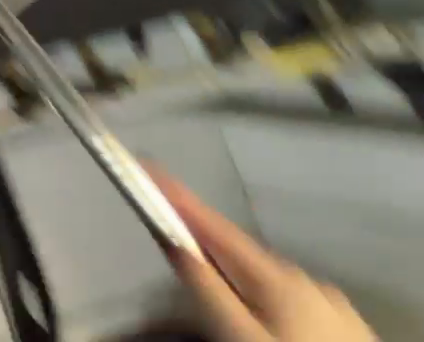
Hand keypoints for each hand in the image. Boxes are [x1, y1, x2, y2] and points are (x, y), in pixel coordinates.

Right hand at [154, 172, 377, 341]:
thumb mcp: (237, 331)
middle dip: (201, 251)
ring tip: (213, 306)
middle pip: (236, 253)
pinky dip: (259, 298)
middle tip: (169, 258)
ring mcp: (332, 303)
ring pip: (261, 277)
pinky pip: (285, 298)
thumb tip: (168, 236)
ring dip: (230, 279)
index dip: (176, 195)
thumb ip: (203, 284)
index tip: (145, 166)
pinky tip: (257, 321)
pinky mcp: (345, 325)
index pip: (214, 225)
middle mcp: (306, 279)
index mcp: (279, 275)